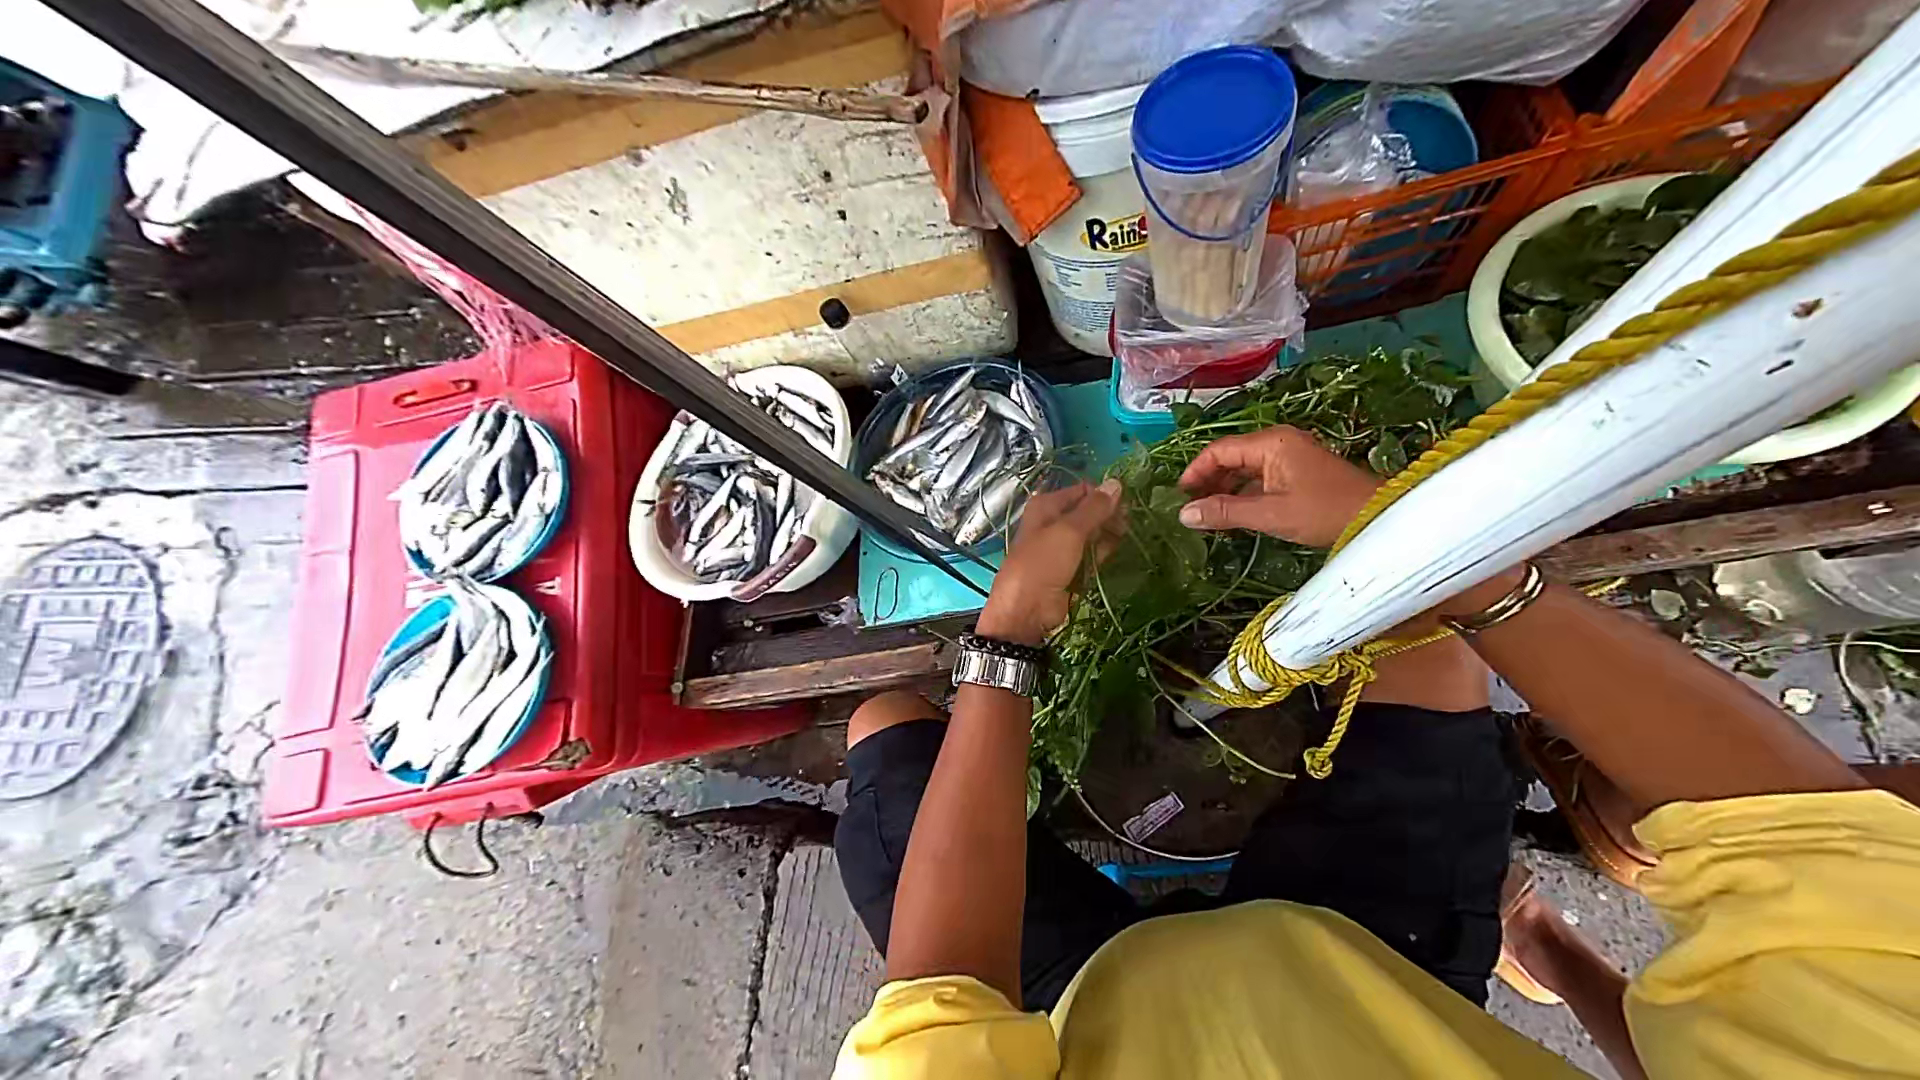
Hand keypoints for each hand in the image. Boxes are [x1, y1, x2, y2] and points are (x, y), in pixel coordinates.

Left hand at [977, 480, 1122, 644]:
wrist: (1027, 609)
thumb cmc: (1043, 563)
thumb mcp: (1069, 531)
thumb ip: (1094, 508)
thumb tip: (1116, 482)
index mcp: (1046, 506)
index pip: (1082, 491)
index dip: (1103, 496)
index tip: (1124, 505)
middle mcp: (1053, 522)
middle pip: (1089, 512)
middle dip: (1108, 515)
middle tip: (1127, 524)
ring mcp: (1063, 546)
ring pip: (1092, 533)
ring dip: (1108, 533)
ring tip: (1124, 536)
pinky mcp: (1072, 567)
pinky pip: (1092, 553)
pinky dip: (1103, 551)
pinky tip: (1116, 549)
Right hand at [1177, 426, 1380, 547]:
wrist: (1379, 518)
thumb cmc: (1325, 511)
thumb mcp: (1269, 514)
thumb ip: (1224, 512)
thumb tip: (1184, 515)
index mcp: (1271, 443)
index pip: (1219, 450)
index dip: (1195, 471)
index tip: (1179, 495)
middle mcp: (1278, 443)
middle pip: (1230, 457)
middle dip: (1207, 481)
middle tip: (1190, 507)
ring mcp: (1289, 457)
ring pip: (1243, 470)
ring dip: (1224, 490)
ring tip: (1207, 514)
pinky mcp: (1297, 473)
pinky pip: (1258, 479)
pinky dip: (1242, 494)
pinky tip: (1232, 514)